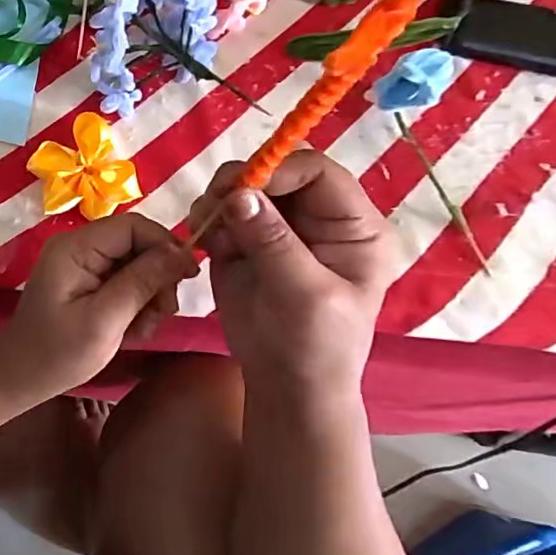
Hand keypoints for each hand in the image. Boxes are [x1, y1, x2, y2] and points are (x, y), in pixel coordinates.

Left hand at [0, 212, 198, 404]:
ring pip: (136, 265)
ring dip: (149, 296)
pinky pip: (124, 282)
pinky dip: (135, 305)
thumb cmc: (57, 354)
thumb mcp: (105, 320)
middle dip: (157, 278)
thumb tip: (181, 252)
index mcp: (75, 247)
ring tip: (142, 330)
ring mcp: (82, 265)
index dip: (166, 245)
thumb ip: (142, 282)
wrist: (20, 378)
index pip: (134, 226)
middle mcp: (78, 247)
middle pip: (137, 245)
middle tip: (162, 314)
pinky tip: (131, 331)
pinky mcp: (86, 283)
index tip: (188, 276)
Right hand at [188, 152, 397, 392]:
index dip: (279, 170)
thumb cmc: (314, 345)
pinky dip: (206, 219)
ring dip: (218, 199)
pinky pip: (220, 215)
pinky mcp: (243, 244)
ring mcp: (276, 230)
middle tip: (213, 202)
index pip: (317, 173)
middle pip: (277, 174)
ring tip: (203, 225)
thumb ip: (273, 242)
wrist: (286, 384)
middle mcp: (316, 219)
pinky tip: (202, 239)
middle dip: (242, 181)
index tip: (241, 187)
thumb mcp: (304, 294)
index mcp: (353, 226)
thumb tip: (238, 194)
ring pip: (243, 189)